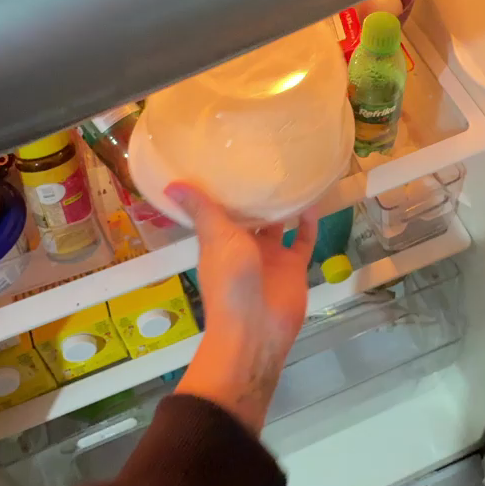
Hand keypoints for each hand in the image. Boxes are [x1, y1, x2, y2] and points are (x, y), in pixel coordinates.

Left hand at [168, 182, 316, 432]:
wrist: (257, 328)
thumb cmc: (230, 281)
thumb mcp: (215, 239)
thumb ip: (201, 210)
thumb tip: (171, 184)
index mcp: (220, 241)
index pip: (221, 209)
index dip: (225, 188)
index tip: (230, 157)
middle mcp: (245, 246)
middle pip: (251, 216)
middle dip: (256, 194)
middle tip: (267, 157)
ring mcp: (271, 257)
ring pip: (279, 224)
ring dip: (285, 205)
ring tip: (292, 172)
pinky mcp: (294, 266)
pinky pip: (303, 239)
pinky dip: (308, 222)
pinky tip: (313, 200)